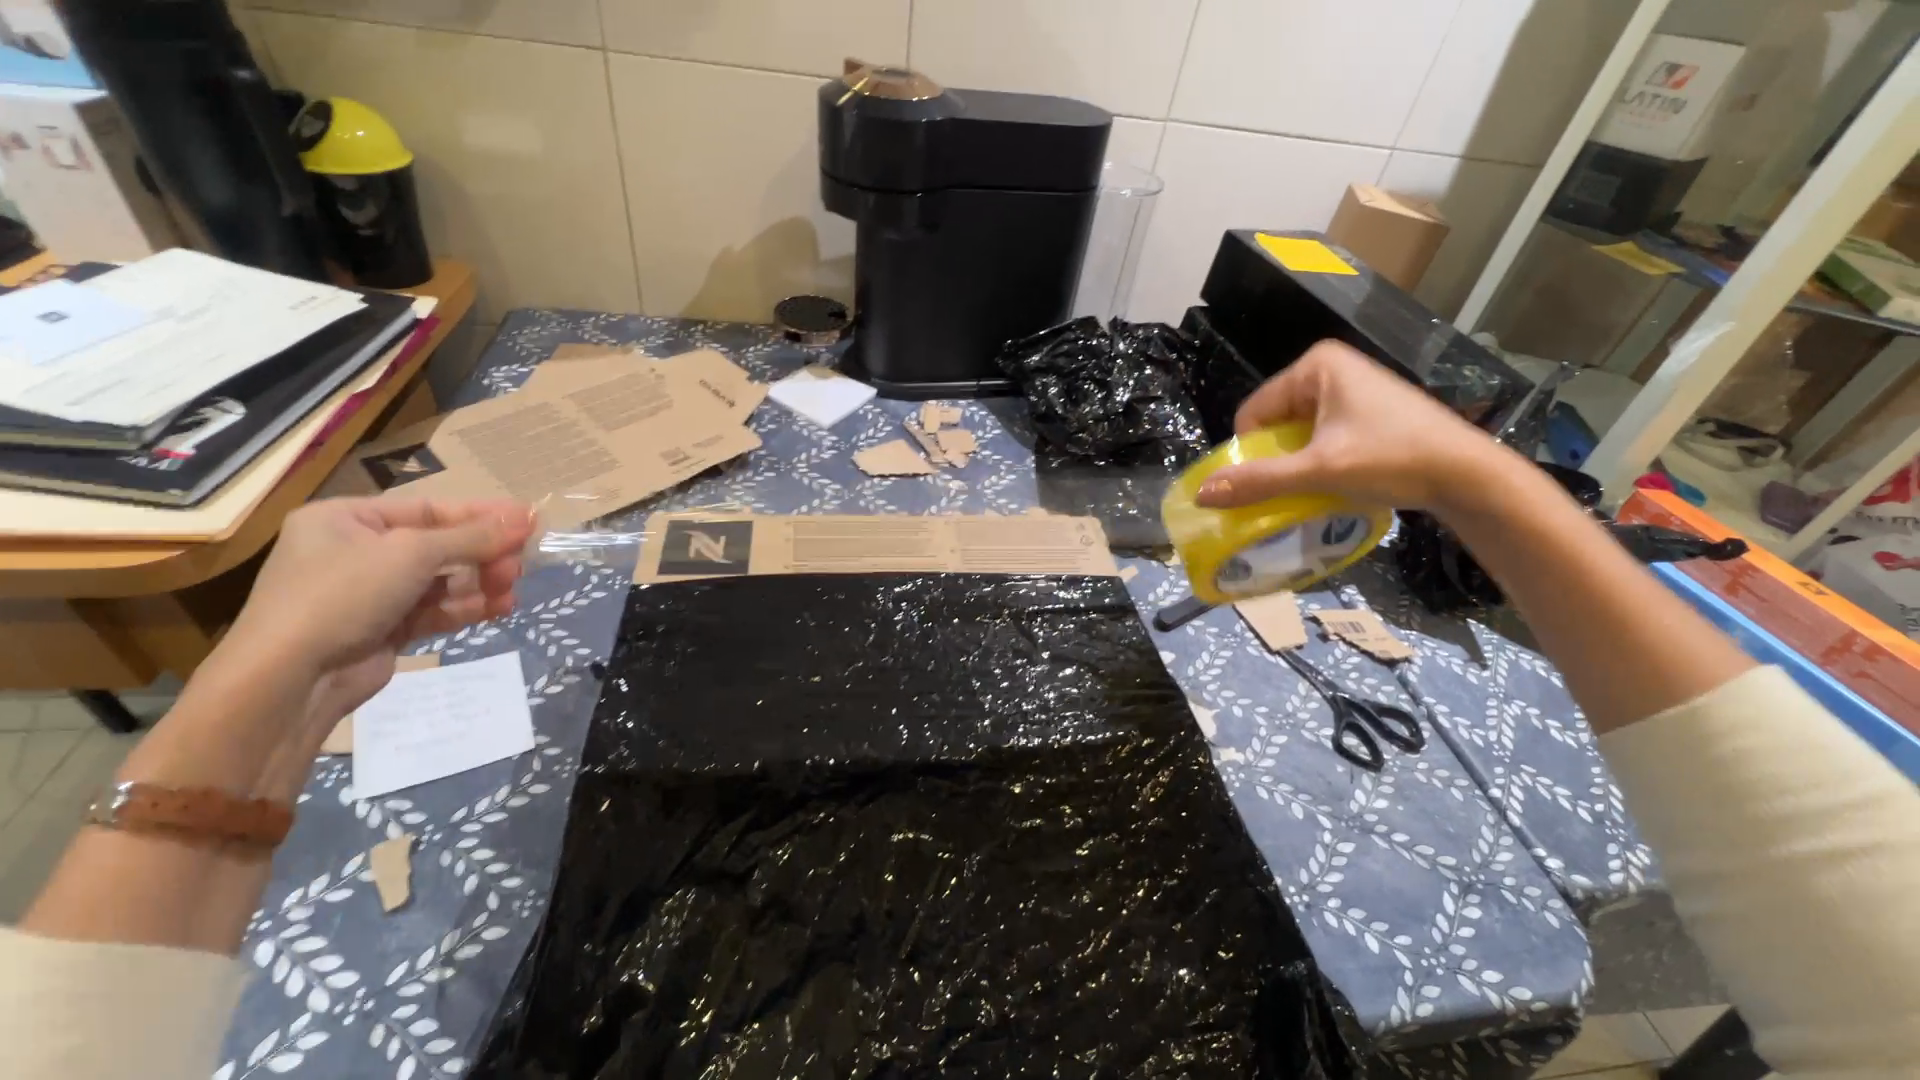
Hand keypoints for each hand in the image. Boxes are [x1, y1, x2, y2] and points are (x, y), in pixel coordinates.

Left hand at [227, 497, 535, 723]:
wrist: (291, 677)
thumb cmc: (343, 593)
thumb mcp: (412, 553)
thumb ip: (473, 536)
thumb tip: (527, 517)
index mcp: (347, 519)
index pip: (428, 509)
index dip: (482, 515)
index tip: (529, 521)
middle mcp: (356, 552)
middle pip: (439, 546)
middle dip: (483, 555)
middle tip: (521, 563)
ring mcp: (369, 594)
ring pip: (441, 581)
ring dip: (480, 583)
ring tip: (512, 589)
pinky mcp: (383, 629)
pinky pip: (434, 610)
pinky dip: (465, 608)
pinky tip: (498, 609)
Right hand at [1193, 340, 1520, 512]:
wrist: (1469, 475)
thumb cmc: (1393, 459)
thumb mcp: (1320, 471)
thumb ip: (1259, 481)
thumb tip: (1202, 494)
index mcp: (1315, 365)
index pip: (1253, 413)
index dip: (1252, 453)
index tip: (1267, 485)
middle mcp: (1329, 368)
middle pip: (1274, 423)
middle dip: (1278, 460)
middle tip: (1295, 490)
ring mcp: (1351, 388)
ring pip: (1297, 435)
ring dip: (1299, 466)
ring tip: (1319, 489)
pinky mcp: (1367, 411)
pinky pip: (1321, 437)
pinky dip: (1320, 463)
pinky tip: (1338, 483)